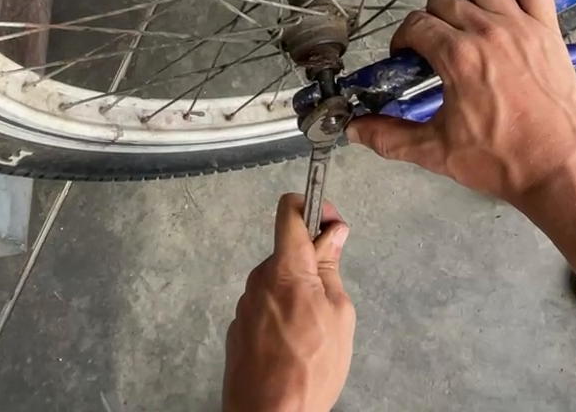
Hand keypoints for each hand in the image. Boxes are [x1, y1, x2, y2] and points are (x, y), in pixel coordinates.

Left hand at [222, 195, 353, 411]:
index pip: (289, 210)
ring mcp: (244, 306)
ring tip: (314, 327)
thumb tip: (334, 234)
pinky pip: (264, 307)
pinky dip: (281, 313)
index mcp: (286, 268)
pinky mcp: (236, 331)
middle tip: (332, 289)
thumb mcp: (339, 313)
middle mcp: (259, 280)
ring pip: (277, 281)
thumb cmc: (311, 370)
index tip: (330, 221)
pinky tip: (294, 343)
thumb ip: (331, 267)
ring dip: (296, 290)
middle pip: (287, 250)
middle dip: (311, 260)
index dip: (313, 206)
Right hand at [347, 0, 575, 207]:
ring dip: (470, 0)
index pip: (415, 24)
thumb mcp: (437, 151)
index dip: (404, 39)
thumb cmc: (500, 160)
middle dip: (432, 21)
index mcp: (458, 56)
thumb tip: (354, 130)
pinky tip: (508, 7)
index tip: (408, 56)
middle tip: (437, 47)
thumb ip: (390, 137)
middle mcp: (488, 31)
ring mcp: (522, 26)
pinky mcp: (548, 29)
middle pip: (444, 0)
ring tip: (471, 25)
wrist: (558, 168)